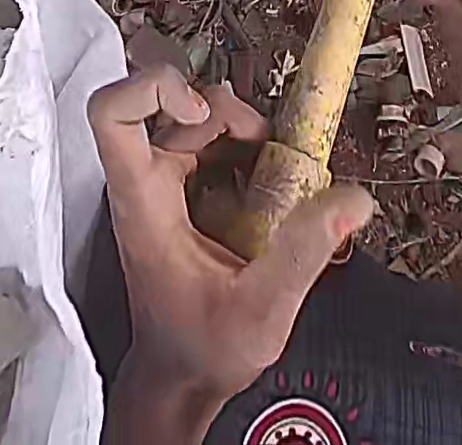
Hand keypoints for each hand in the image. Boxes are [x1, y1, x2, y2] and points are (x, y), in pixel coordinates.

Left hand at [89, 68, 372, 443]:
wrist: (181, 372)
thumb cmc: (200, 349)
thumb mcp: (260, 311)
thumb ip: (304, 252)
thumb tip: (349, 200)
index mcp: (142, 202)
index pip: (112, 114)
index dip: (153, 90)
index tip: (201, 110)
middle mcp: (145, 180)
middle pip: (166, 100)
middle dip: (223, 109)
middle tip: (261, 141)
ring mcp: (162, 177)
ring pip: (191, 110)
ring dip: (236, 121)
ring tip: (271, 156)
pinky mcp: (181, 180)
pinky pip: (208, 132)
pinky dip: (241, 137)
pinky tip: (265, 169)